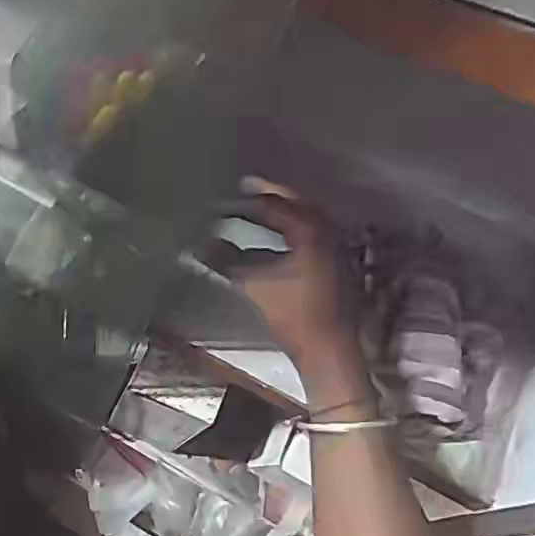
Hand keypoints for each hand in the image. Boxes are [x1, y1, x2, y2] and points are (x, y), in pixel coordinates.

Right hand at [225, 180, 364, 368]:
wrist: (326, 345)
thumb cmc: (291, 314)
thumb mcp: (253, 285)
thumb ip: (227, 262)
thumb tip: (198, 247)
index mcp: (310, 231)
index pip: (275, 204)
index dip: (248, 200)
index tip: (226, 197)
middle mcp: (328, 231)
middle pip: (298, 202)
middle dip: (272, 196)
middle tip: (247, 189)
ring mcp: (336, 247)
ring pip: (308, 217)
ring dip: (284, 211)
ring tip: (261, 209)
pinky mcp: (335, 263)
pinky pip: (313, 232)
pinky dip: (294, 227)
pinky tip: (278, 237)